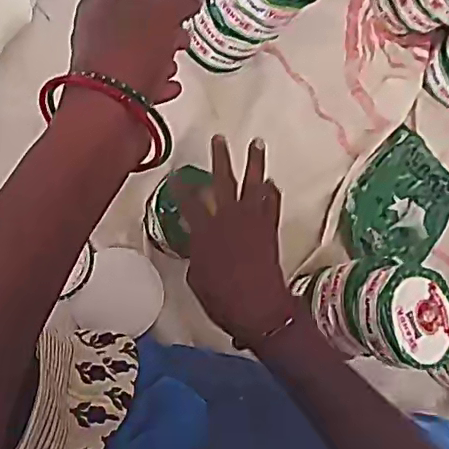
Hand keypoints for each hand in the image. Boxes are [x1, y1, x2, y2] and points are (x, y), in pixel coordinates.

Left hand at [71, 0, 194, 104]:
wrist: (113, 109)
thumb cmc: (133, 51)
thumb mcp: (164, 12)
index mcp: (99, 6)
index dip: (160, 3)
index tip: (180, 12)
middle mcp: (94, 35)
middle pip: (137, 29)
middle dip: (163, 35)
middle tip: (182, 40)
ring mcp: (100, 68)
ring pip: (138, 58)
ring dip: (160, 61)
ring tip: (173, 67)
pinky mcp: (110, 96)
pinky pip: (138, 85)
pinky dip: (156, 85)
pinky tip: (170, 88)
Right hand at [178, 136, 300, 346]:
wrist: (259, 309)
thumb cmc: (222, 299)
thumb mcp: (197, 277)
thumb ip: (196, 254)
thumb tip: (198, 245)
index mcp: (205, 231)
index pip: (189, 203)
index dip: (181, 189)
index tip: (176, 177)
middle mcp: (229, 219)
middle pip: (223, 181)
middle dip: (219, 159)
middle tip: (218, 139)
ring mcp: (253, 222)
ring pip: (254, 184)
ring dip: (255, 163)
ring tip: (257, 144)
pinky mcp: (271, 230)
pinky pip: (273, 205)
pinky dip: (272, 193)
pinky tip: (271, 183)